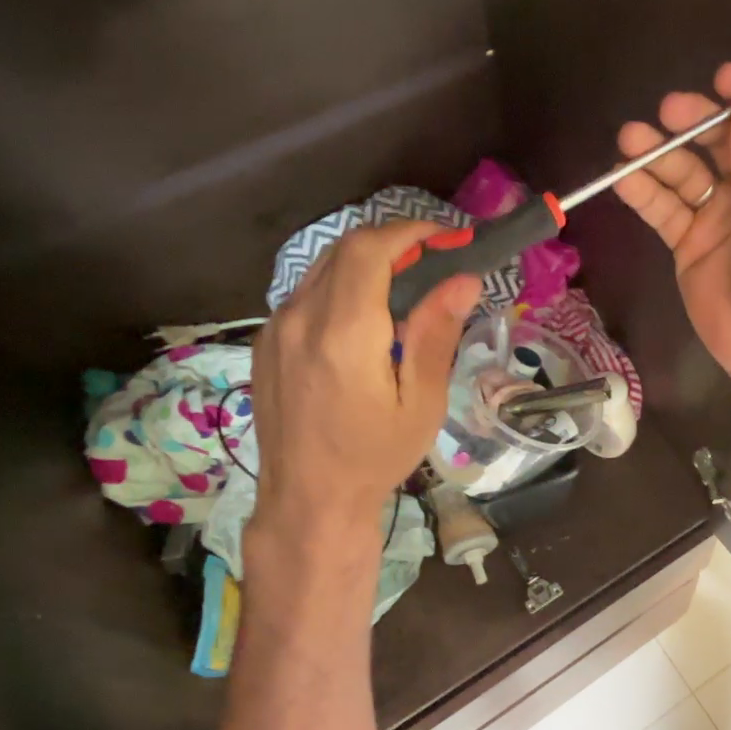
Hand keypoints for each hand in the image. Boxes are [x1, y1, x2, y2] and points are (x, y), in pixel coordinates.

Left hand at [246, 222, 480, 545]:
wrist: (308, 499)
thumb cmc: (375, 456)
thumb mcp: (421, 403)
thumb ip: (437, 334)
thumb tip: (463, 279)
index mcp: (345, 332)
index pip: (371, 248)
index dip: (410, 230)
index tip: (446, 237)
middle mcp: (302, 317)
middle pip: (345, 249)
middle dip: (392, 242)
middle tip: (432, 260)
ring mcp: (277, 328)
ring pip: (322, 268)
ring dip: (365, 263)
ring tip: (404, 287)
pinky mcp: (266, 342)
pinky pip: (306, 294)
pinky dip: (340, 287)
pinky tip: (364, 319)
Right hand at [613, 62, 730, 388]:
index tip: (722, 80)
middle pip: (721, 141)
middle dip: (695, 121)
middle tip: (668, 111)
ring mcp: (718, 216)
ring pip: (685, 172)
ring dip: (659, 154)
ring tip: (629, 139)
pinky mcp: (688, 243)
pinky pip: (664, 210)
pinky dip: (644, 193)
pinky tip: (624, 178)